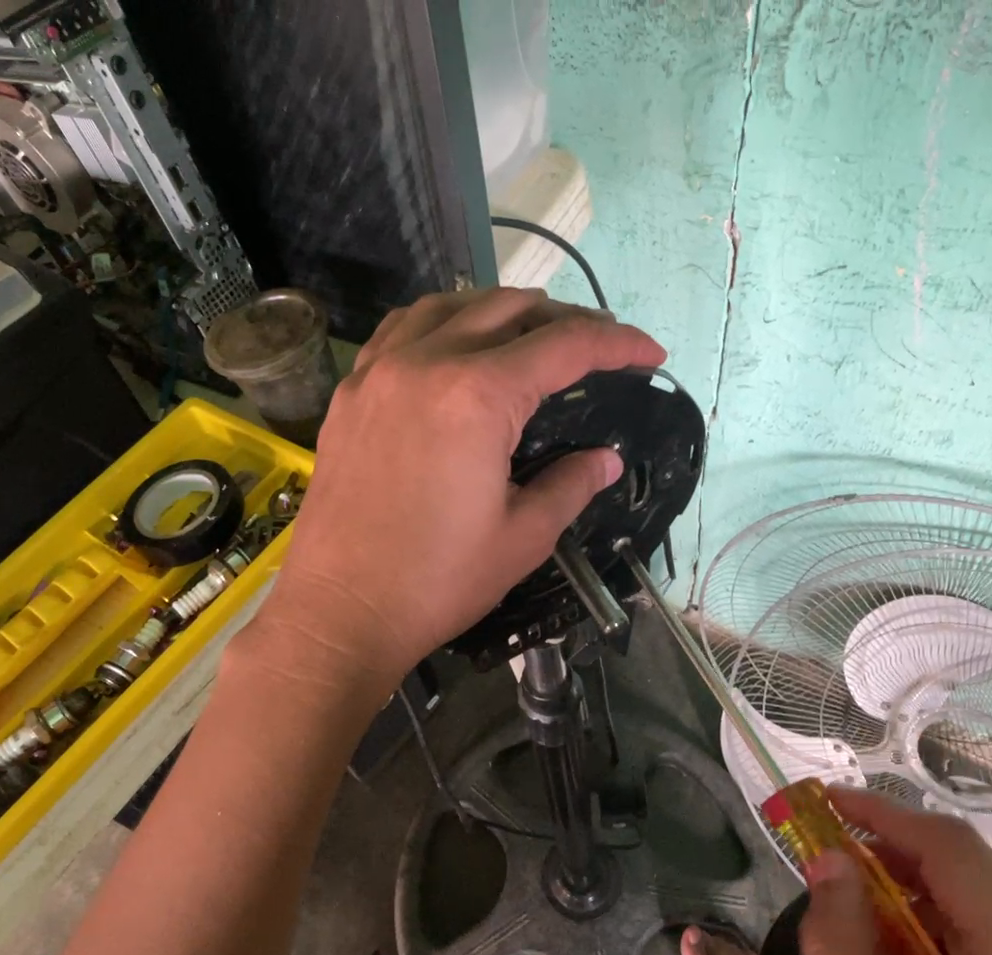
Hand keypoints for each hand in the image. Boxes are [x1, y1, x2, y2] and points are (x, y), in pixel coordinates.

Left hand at [254, 288, 664, 686]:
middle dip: (564, 320)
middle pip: (508, 310)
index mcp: (477, 396)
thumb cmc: (437, 581)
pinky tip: (452, 346)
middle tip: (595, 351)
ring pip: (448, 307)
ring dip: (499, 311)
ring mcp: (379, 373)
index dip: (618, 343)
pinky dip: (438, 324)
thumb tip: (606, 459)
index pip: (565, 346)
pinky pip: (399, 331)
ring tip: (529, 335)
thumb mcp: (523, 538)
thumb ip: (571, 485)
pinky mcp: (350, 393)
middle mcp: (426, 363)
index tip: (651, 354)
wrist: (340, 611)